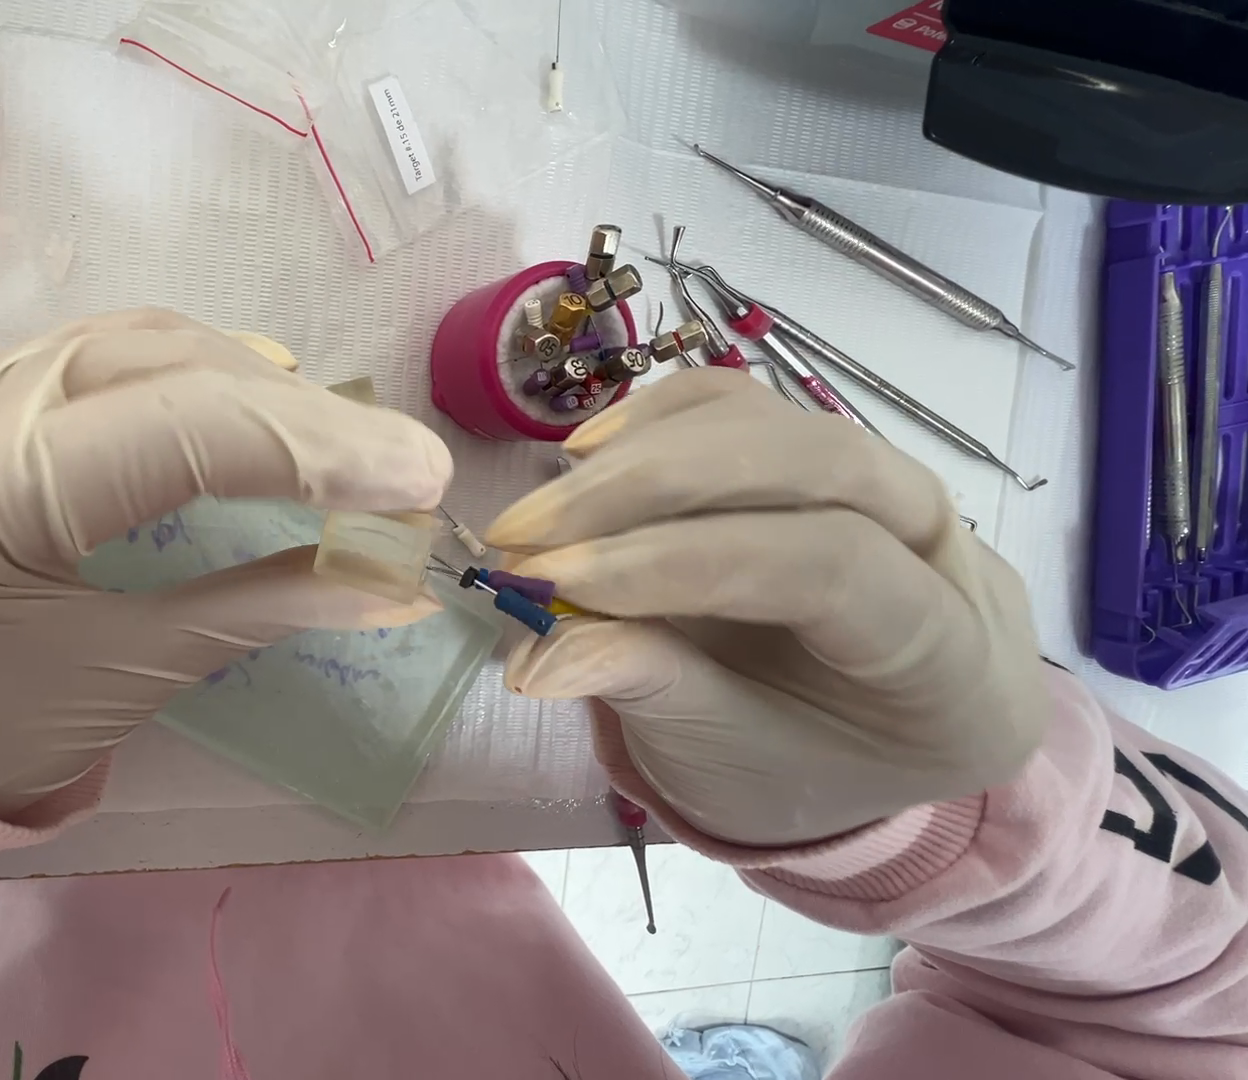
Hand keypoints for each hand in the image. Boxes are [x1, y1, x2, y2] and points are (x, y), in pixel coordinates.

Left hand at [0, 310, 451, 815]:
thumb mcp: (122, 678)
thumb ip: (262, 609)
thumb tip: (399, 584)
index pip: (161, 431)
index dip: (308, 445)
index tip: (421, 474)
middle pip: (150, 363)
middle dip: (294, 411)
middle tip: (397, 458)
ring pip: (127, 343)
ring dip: (247, 384)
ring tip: (336, 438)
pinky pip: (92, 357)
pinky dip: (187, 376)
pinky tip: (249, 400)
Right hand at [488, 370, 1047, 845]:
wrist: (819, 746)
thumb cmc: (783, 770)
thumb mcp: (714, 754)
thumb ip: (641, 684)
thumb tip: (532, 649)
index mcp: (950, 661)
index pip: (829, 567)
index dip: (677, 562)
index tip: (549, 582)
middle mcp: (943, 549)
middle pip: (809, 459)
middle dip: (643, 487)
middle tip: (521, 533)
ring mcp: (881, 486)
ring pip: (763, 420)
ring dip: (630, 455)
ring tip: (536, 513)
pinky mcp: (813, 457)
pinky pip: (733, 407)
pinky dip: (648, 419)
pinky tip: (581, 455)